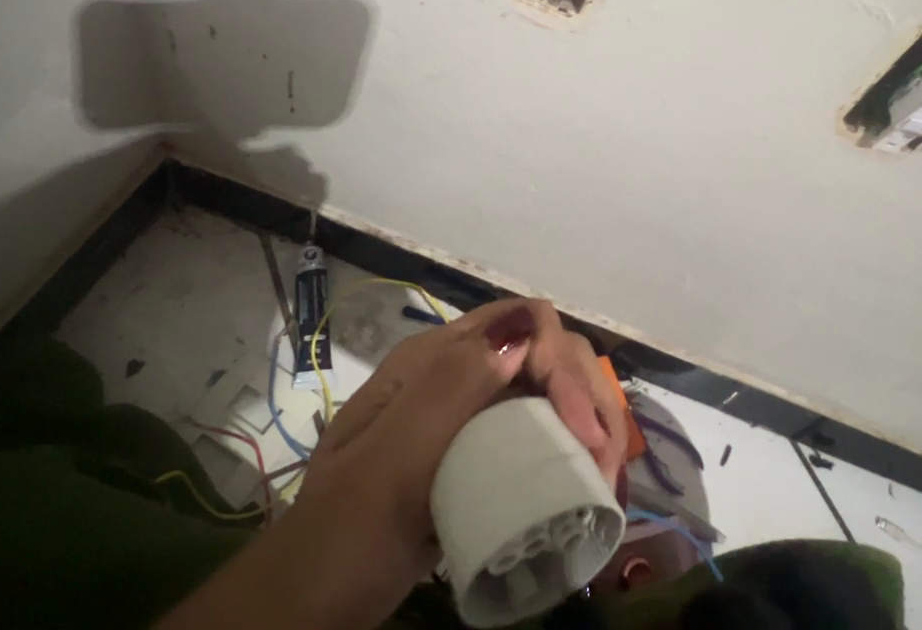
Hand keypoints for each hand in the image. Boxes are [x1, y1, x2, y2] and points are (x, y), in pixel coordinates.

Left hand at [159, 298, 628, 629]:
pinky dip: (575, 448)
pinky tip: (592, 479)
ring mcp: (472, 414)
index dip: (559, 358)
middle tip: (604, 460)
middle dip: (586, 392)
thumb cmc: (346, 532)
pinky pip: (542, 431)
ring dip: (591, 420)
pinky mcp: (484, 453)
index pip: (519, 321)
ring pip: (551, 390)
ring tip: (608, 475)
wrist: (313, 601)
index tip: (577, 426)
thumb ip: (448, 390)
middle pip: (546, 351)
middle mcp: (458, 373)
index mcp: (431, 360)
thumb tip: (525, 328)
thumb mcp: (389, 462)